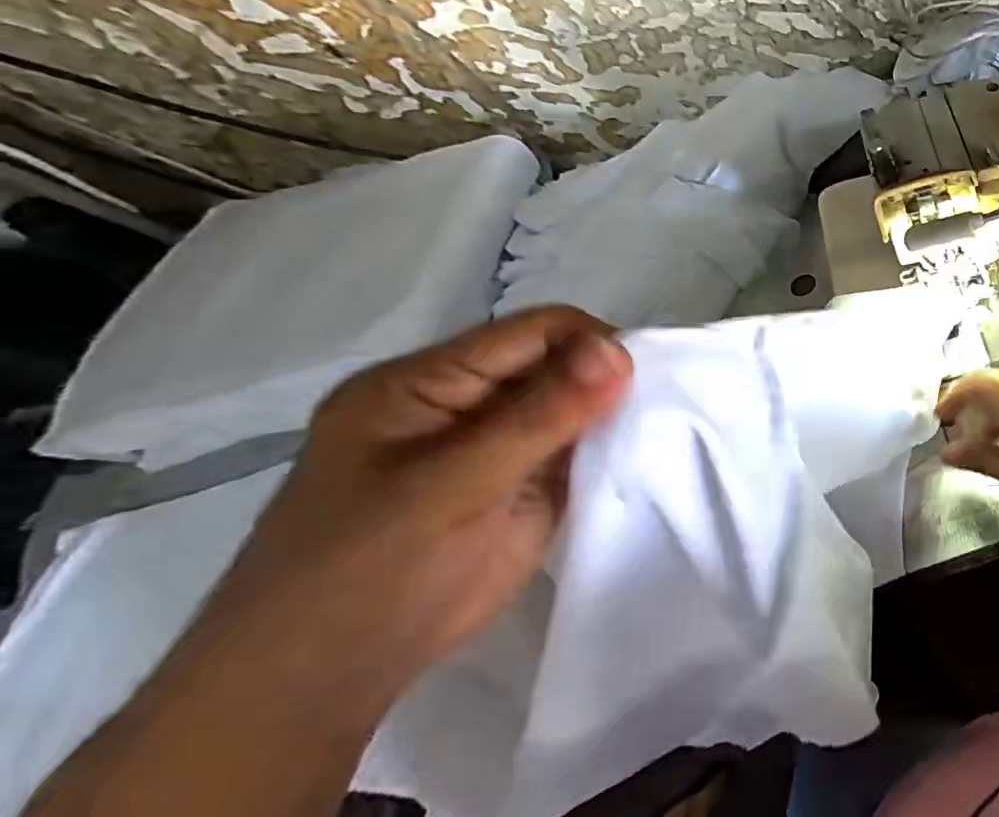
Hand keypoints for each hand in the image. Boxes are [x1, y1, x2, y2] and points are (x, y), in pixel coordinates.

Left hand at [197, 306, 634, 699]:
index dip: (590, 343)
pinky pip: (577, 449)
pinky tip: (634, 456)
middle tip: (652, 407)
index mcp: (427, 383)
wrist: (322, 688)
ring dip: (612, 413)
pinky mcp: (523, 486)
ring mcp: (496, 447)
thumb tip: (620, 351)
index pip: (531, 333)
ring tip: (651, 430)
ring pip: (574, 405)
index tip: (638, 379)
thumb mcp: (453, 485)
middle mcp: (466, 404)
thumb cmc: (368, 574)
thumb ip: (541, 416)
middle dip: (606, 378)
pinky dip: (608, 448)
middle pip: (558, 363)